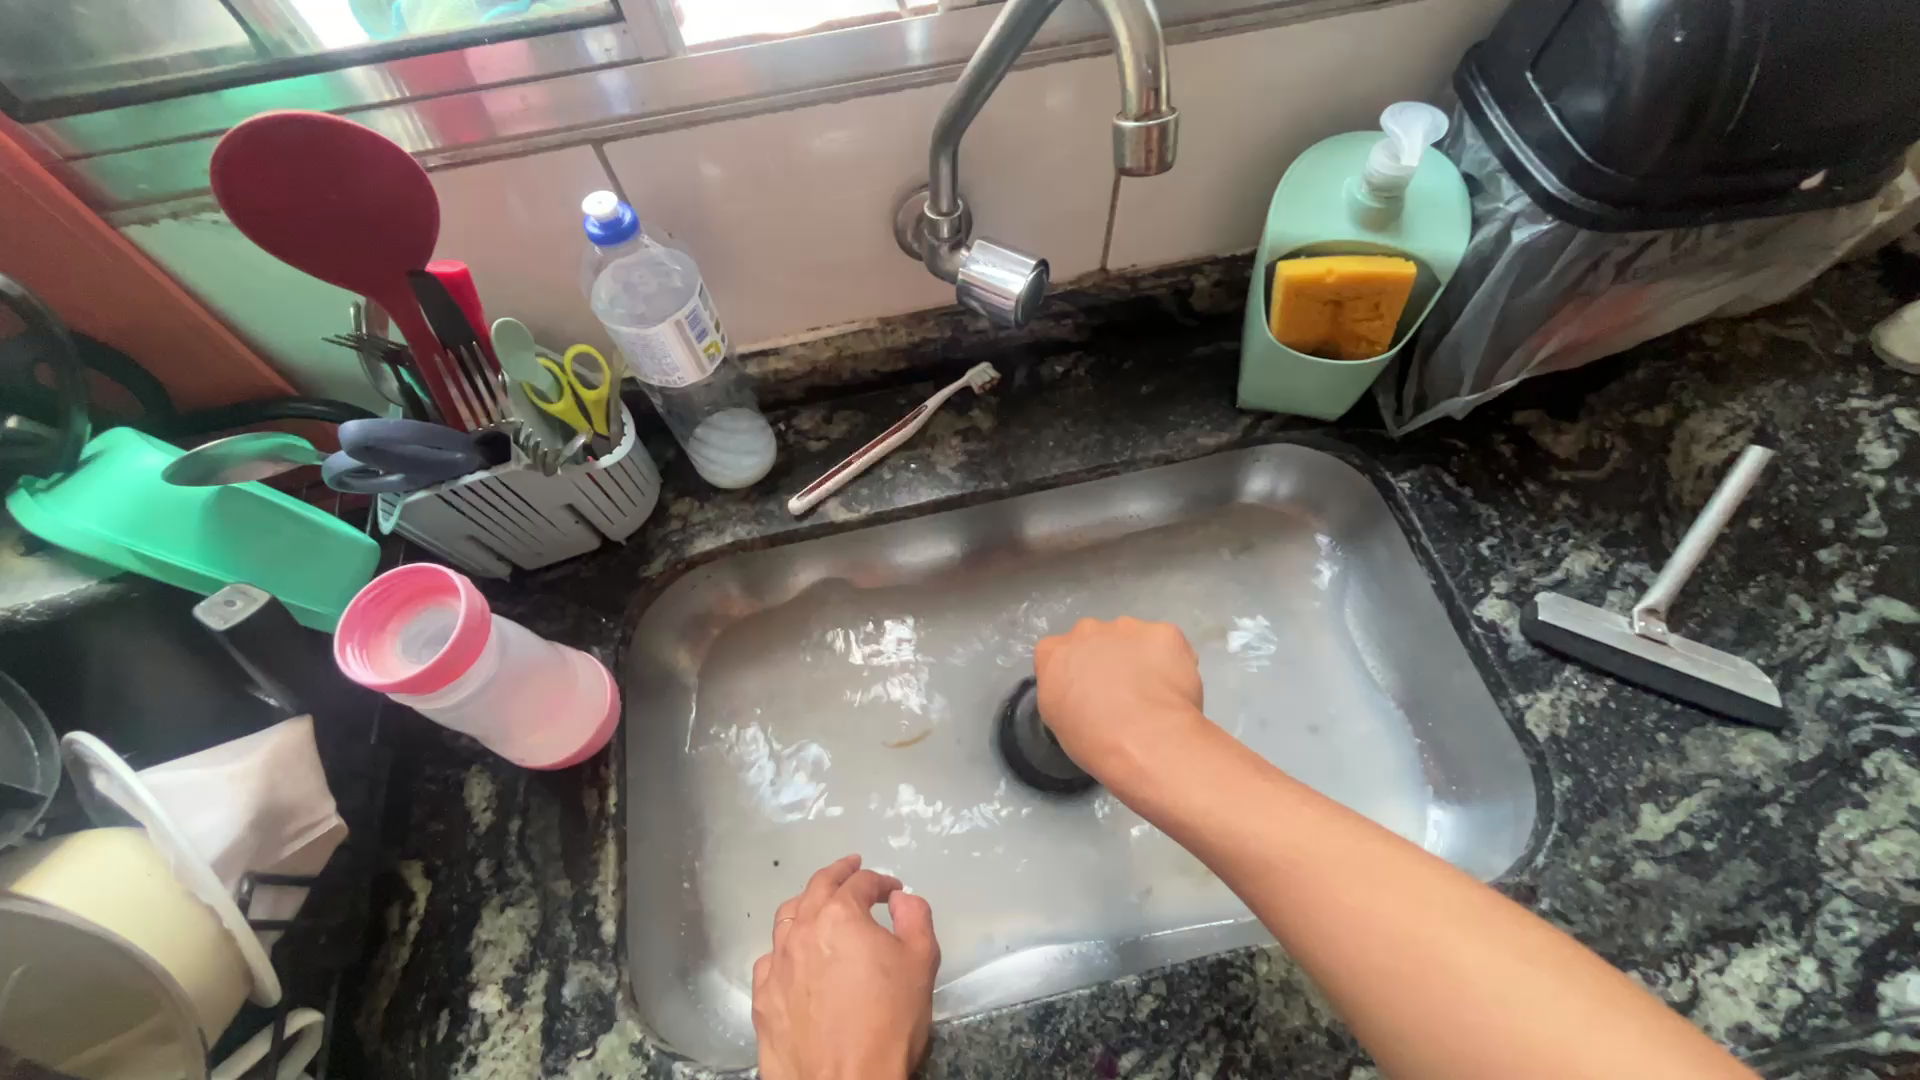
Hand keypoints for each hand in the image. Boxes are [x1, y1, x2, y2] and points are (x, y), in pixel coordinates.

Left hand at [752, 855, 939, 1079]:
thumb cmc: (889, 1022)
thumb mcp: (921, 962)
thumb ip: (916, 917)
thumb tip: (900, 899)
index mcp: (840, 915)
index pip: (862, 883)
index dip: (881, 882)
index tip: (894, 892)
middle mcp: (802, 930)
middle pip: (818, 886)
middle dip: (839, 872)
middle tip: (852, 866)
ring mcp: (777, 965)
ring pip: (788, 917)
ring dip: (808, 903)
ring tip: (820, 904)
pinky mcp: (763, 999)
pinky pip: (770, 958)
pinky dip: (785, 947)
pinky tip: (795, 955)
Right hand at [1033, 617, 1212, 782]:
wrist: (1147, 741)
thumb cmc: (1094, 741)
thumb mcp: (1057, 722)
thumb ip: (1062, 693)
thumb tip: (1079, 692)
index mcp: (1053, 652)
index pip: (1058, 654)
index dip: (1075, 674)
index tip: (1087, 695)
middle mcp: (1085, 630)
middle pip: (1094, 639)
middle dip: (1106, 659)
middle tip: (1121, 693)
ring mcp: (1126, 627)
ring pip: (1131, 637)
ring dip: (1137, 656)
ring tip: (1152, 692)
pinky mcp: (1164, 632)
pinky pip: (1165, 644)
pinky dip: (1170, 661)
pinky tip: (1173, 688)